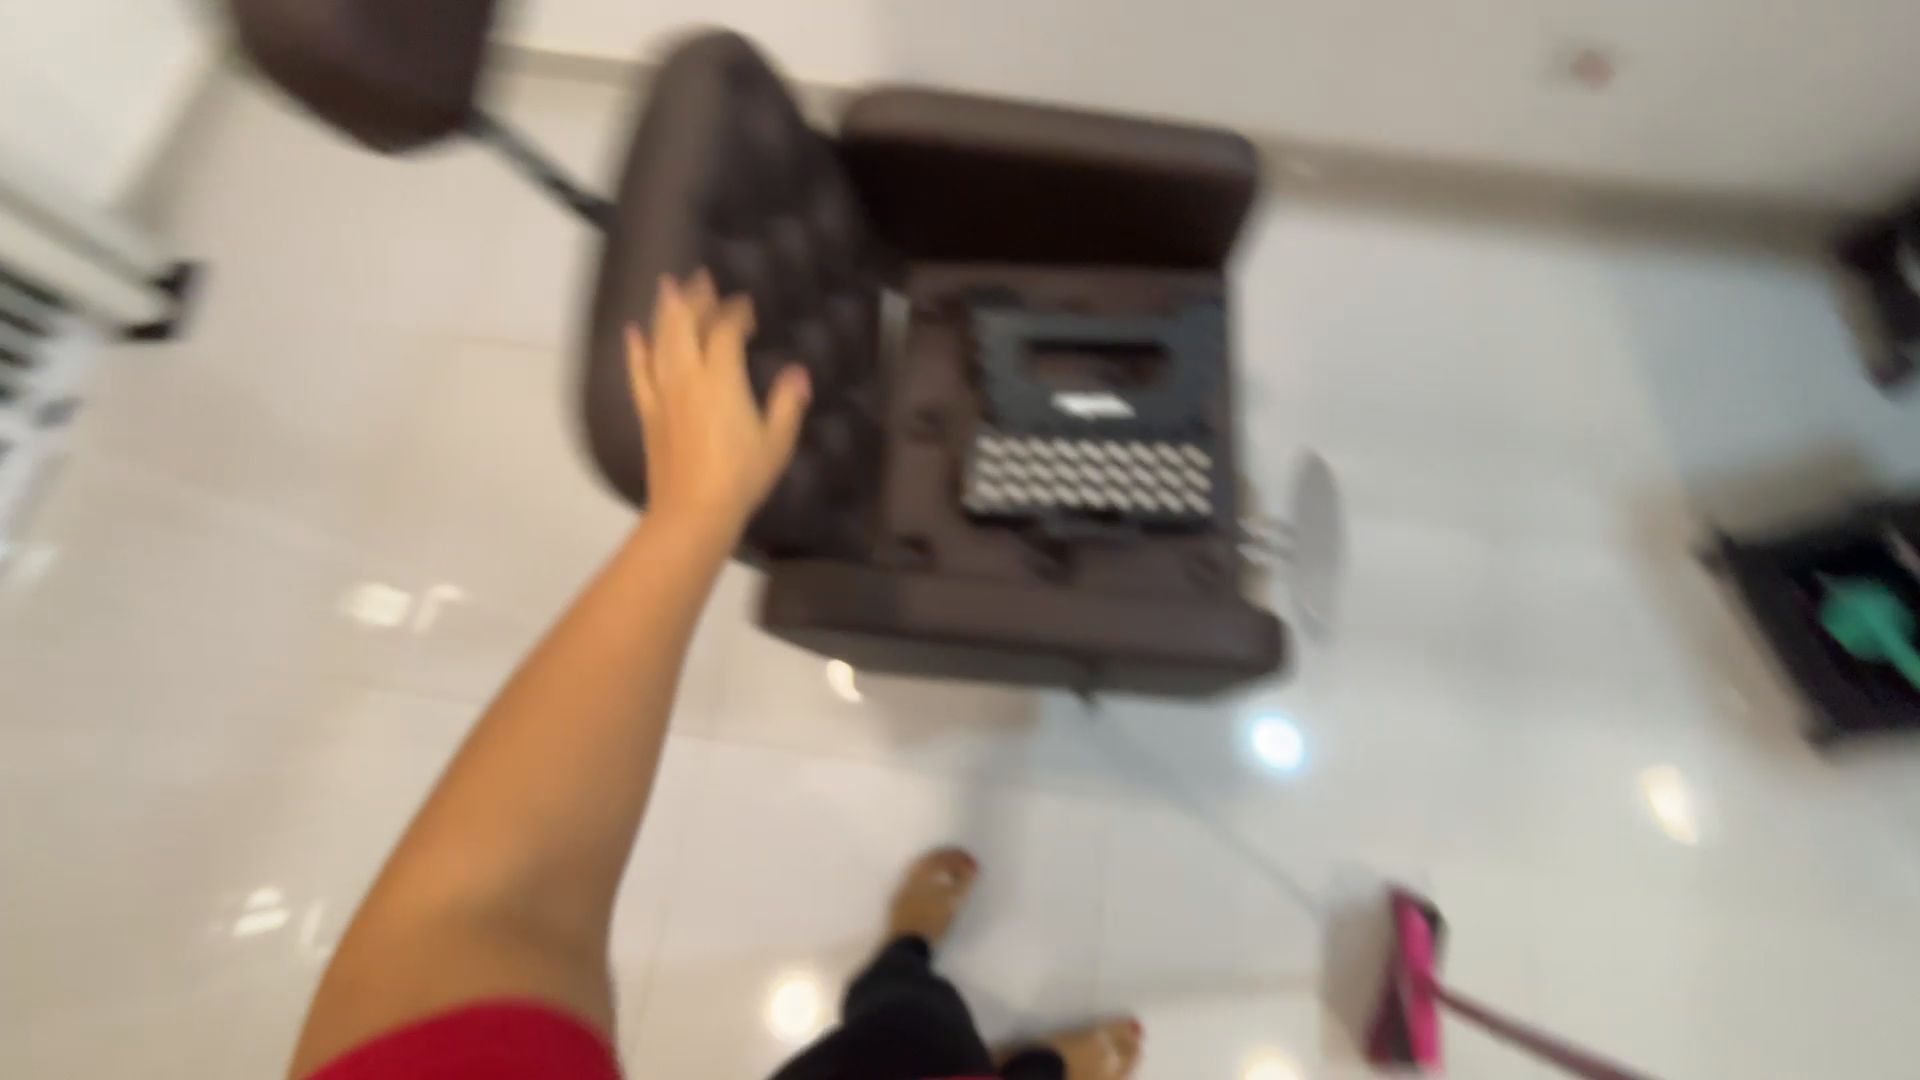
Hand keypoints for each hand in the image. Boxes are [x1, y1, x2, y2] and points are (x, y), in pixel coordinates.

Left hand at [626, 272, 810, 540]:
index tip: (746, 305)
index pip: (726, 332)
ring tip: (668, 288)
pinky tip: (633, 334)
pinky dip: (636, 350)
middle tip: (700, 278)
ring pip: (661, 340)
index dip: (736, 313)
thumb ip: (787, 403)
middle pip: (687, 325)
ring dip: (666, 311)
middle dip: (695, 299)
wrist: (693, 510)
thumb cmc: (741, 477)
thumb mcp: (777, 442)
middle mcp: (689, 376)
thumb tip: (799, 373)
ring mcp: (664, 393)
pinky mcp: (648, 412)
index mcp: (723, 379)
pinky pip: (639, 372)